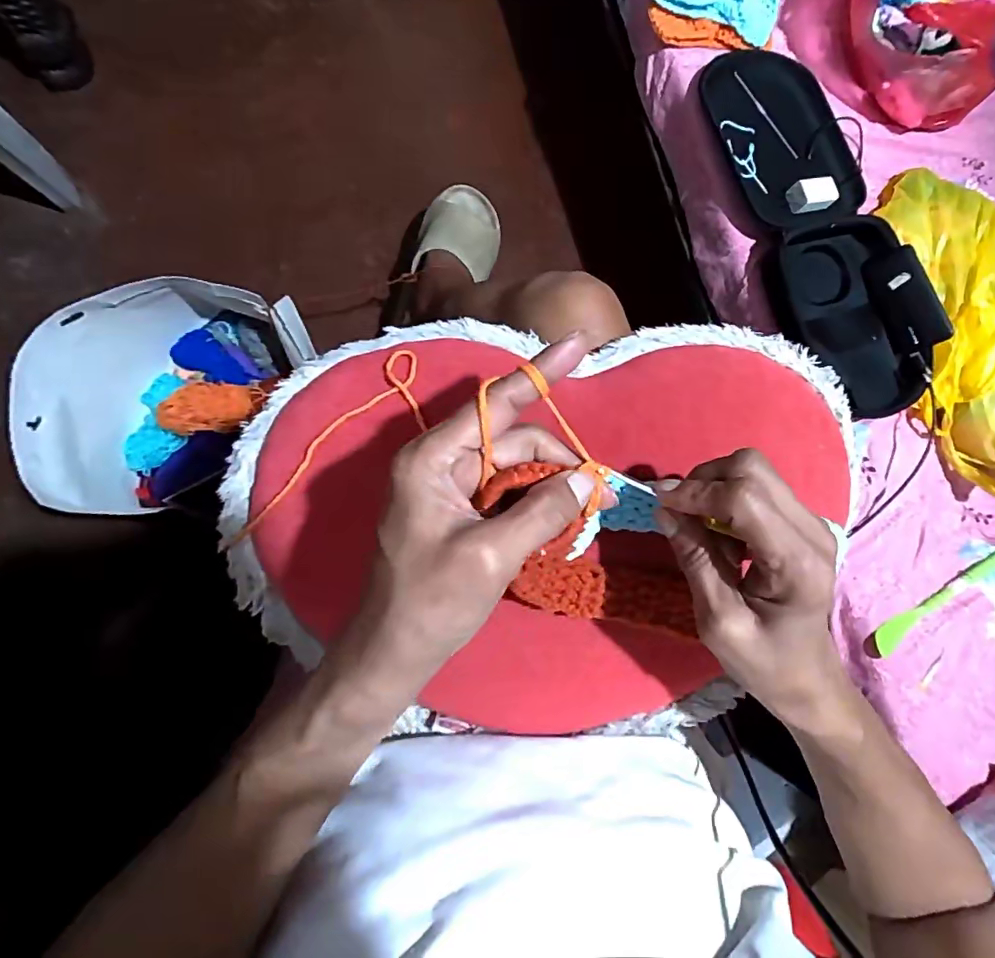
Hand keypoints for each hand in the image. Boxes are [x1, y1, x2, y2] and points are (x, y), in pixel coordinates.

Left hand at [359, 332, 613, 679]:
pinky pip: (511, 490)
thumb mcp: (491, 555)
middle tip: (601, 494)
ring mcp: (452, 485)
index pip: (495, 403)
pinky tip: (563, 518)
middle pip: (515, 439)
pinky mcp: (464, 509)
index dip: (540, 371)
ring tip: (589, 510)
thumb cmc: (431, 603)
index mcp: (432, 459)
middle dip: (560, 460)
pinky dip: (539, 500)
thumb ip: (542, 510)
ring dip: (554, 483)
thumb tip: (587, 479)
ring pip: (518, 466)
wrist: (394, 652)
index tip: (579, 342)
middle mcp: (442, 461)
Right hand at [656, 449, 851, 731]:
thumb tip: (665, 508)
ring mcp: (813, 522)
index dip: (697, 493)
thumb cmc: (765, 662)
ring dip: (716, 490)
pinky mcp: (804, 522)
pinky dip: (729, 500)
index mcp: (796, 562)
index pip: (745, 498)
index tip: (660, 503)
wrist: (808, 679)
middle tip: (679, 513)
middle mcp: (812, 530)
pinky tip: (723, 537)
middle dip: (705, 481)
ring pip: (755, 471)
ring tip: (703, 533)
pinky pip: (760, 488)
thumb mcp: (718, 622)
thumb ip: (695, 560)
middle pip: (752, 468)